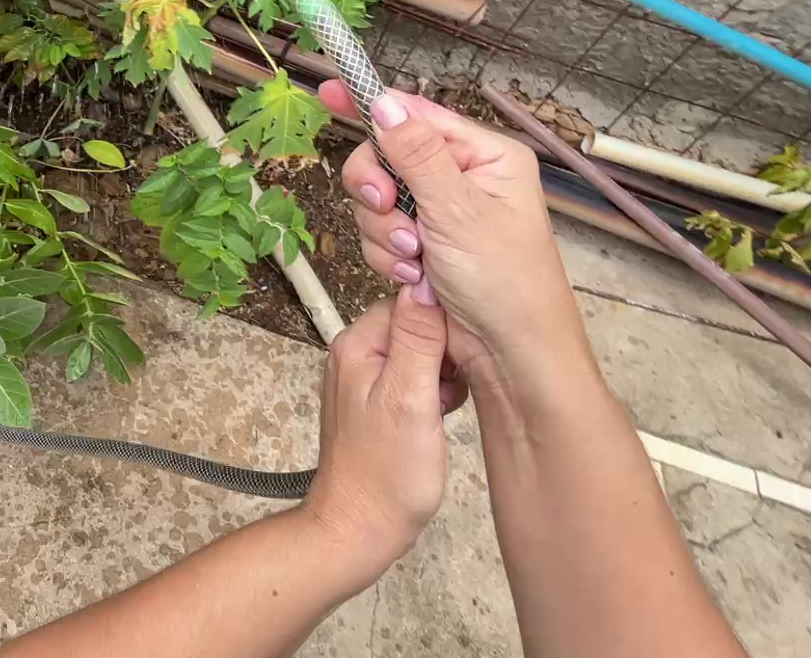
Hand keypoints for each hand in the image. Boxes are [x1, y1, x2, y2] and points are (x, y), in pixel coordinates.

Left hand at [300, 287, 453, 589]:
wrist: (361, 526)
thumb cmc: (387, 470)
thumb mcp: (410, 398)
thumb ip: (418, 339)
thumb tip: (425, 284)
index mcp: (356, 343)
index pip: (407, 304)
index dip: (441, 328)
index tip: (457, 360)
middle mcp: (354, 352)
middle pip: (413, 327)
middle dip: (442, 356)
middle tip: (447, 394)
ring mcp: (362, 377)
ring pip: (418, 354)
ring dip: (440, 377)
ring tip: (441, 411)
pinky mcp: (374, 400)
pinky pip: (411, 379)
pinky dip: (431, 394)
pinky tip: (437, 420)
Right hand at [318, 82, 584, 380]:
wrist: (509, 357)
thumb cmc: (507, 283)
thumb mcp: (459, 211)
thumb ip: (416, 155)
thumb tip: (383, 103)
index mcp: (482, 157)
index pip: (415, 115)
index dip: (370, 104)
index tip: (328, 92)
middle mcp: (457, 178)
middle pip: (383, 158)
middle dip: (378, 192)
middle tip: (387, 209)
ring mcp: (435, 212)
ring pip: (373, 201)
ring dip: (385, 233)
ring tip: (417, 259)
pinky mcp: (417, 244)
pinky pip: (376, 233)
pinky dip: (386, 256)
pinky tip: (415, 276)